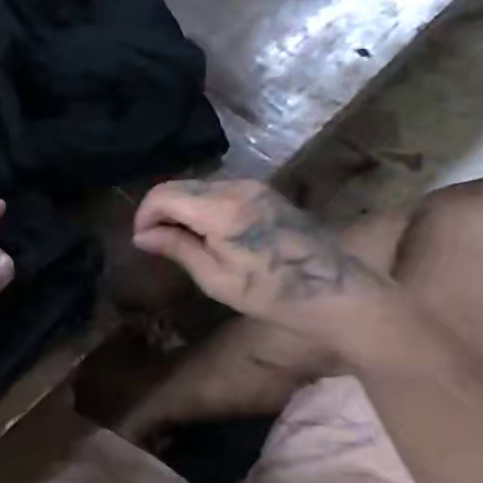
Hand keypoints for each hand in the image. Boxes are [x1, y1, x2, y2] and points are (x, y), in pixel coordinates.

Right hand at [131, 179, 392, 345]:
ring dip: (180, 207)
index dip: (144, 215)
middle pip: (178, 186)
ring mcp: (254, 187)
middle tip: (155, 241)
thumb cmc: (274, 295)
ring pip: (197, 186)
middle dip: (160, 210)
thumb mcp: (216, 279)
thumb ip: (176, 248)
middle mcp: (236, 188)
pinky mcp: (266, 193)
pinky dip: (201, 206)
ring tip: (180, 239)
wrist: (342, 297)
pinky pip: (219, 190)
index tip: (141, 240)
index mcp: (221, 209)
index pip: (163, 195)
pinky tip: (206, 232)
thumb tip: (141, 236)